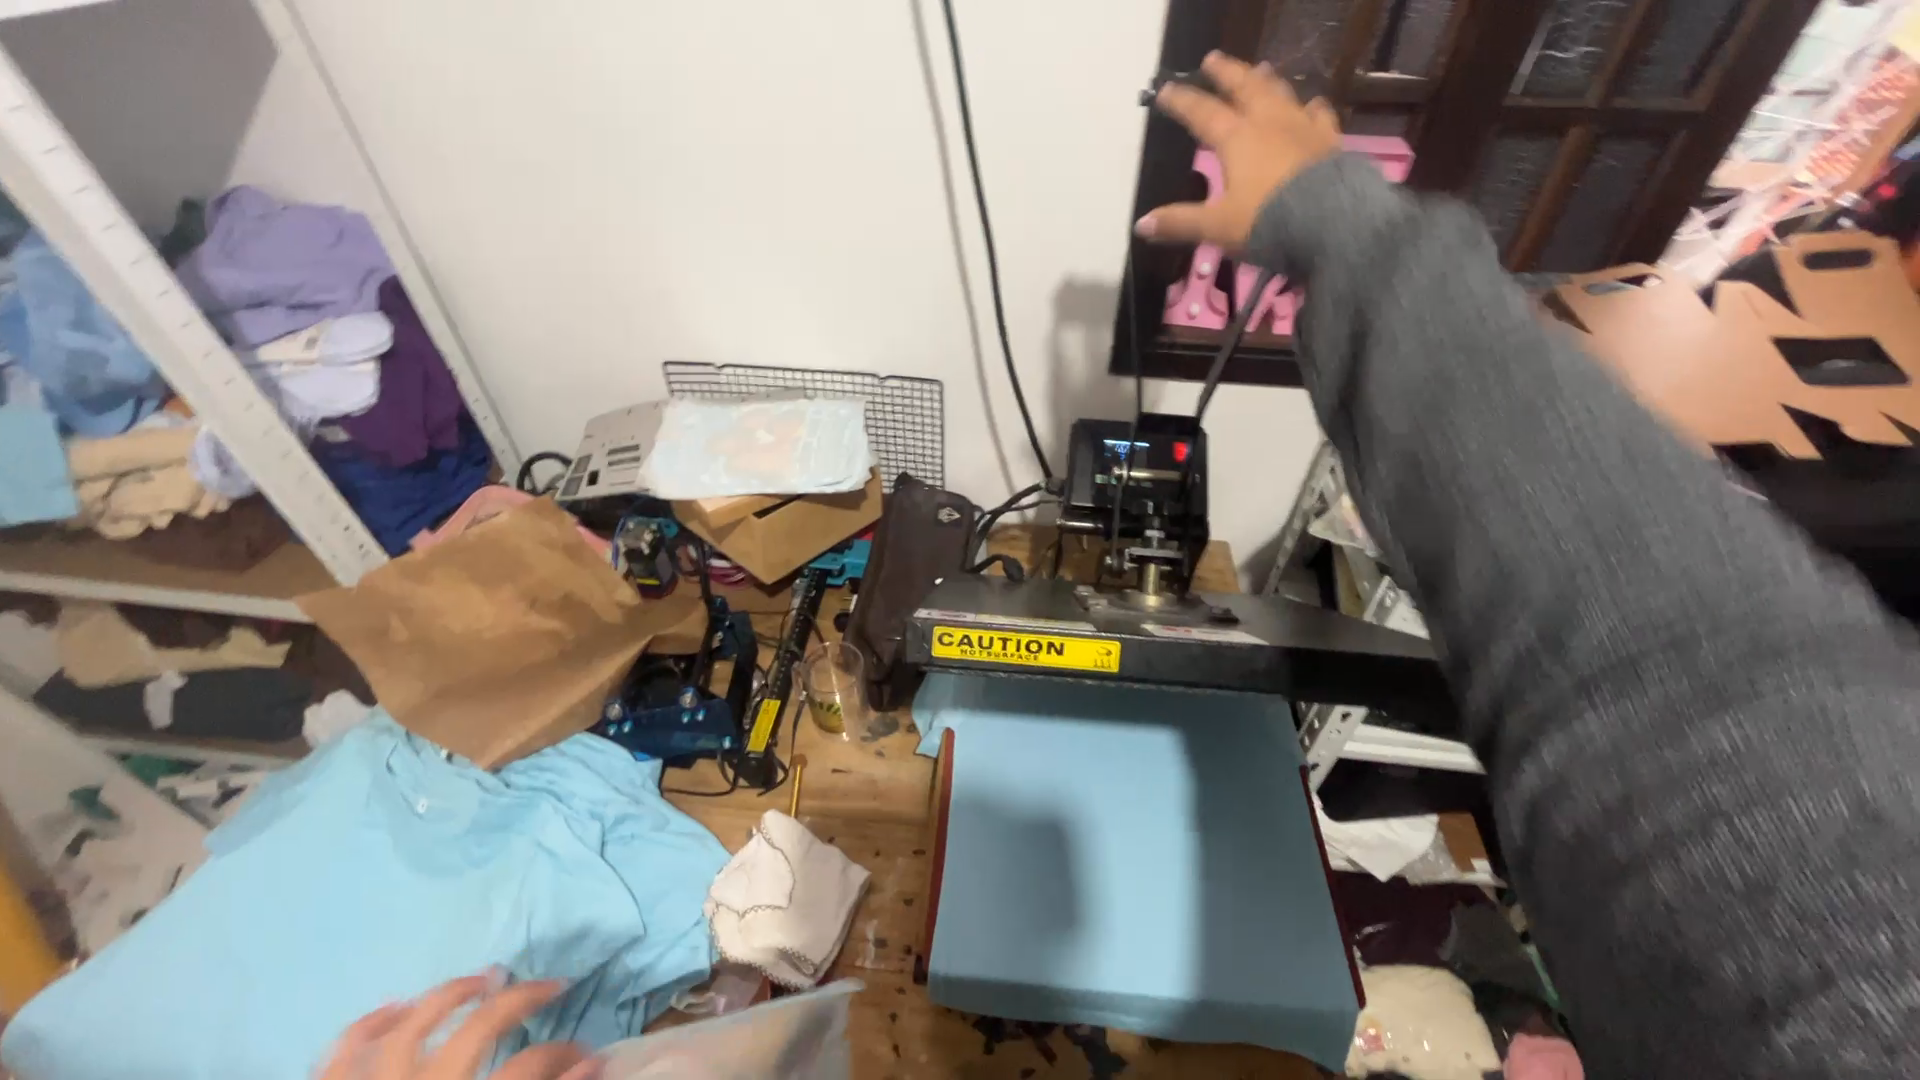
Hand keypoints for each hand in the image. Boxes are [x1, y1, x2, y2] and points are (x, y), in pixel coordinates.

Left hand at [318, 973, 599, 1079]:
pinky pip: (340, 1058)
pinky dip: (366, 1027)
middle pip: (479, 1028)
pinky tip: (395, 1008)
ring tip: (482, 979)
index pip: (529, 1067)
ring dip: (449, 994)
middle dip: (522, 998)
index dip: (564, 1056)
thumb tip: (594, 1066)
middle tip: (551, 986)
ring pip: (411, 1026)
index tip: (588, 1057)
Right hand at [1136, 51, 1342, 254]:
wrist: (1331, 224)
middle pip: (1245, 88)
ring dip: (1267, 81)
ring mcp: (1303, 128)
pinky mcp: (1330, 142)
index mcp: (1237, 139)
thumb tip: (1140, 225)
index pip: (1203, 113)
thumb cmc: (1268, 221)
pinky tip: (1312, 106)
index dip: (1183, 102)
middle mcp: (1270, 123)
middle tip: (1213, 59)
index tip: (1166, 89)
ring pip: (1282, 94)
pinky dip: (1311, 108)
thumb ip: (1180, 223)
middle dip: (1227, 73)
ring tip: (1260, 69)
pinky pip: (1320, 116)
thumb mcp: (1217, 227)